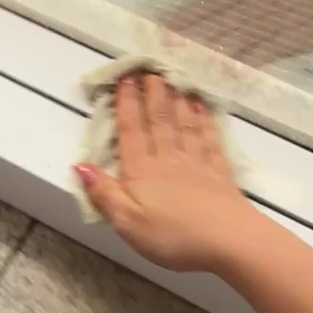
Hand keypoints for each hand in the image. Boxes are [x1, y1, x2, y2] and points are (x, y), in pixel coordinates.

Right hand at [75, 74, 259, 273]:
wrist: (231, 243)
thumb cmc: (173, 236)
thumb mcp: (127, 222)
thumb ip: (104, 192)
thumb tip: (80, 165)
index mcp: (142, 172)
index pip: (131, 133)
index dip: (126, 105)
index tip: (125, 79)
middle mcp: (169, 161)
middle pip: (160, 121)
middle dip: (153, 94)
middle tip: (150, 69)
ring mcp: (198, 165)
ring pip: (184, 126)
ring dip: (177, 101)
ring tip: (174, 79)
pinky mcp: (220, 175)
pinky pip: (210, 141)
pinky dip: (204, 122)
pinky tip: (202, 110)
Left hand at [165, 0, 312, 69]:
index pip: (208, 4)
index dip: (182, 20)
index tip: (157, 32)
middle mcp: (260, 0)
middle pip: (213, 28)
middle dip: (184, 44)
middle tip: (156, 58)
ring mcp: (279, 21)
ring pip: (232, 43)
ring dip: (204, 58)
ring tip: (177, 69)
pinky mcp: (300, 37)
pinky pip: (264, 56)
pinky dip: (241, 67)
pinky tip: (221, 77)